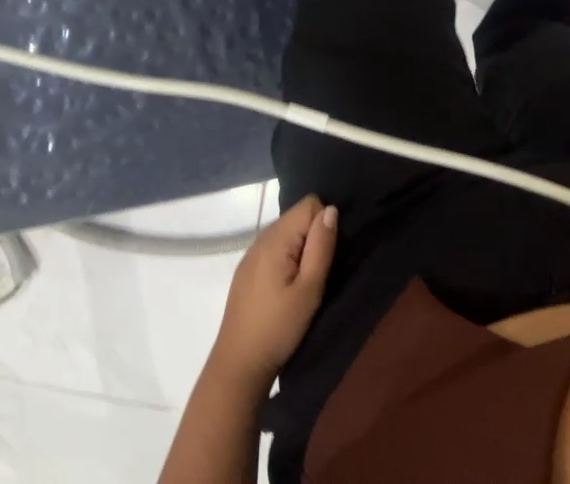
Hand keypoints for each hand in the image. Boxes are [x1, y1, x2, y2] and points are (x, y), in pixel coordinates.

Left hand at [210, 195, 338, 384]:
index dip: (324, 224)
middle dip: (314, 235)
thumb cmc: (279, 327)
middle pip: (296, 216)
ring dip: (301, 248)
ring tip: (306, 282)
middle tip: (320, 272)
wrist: (239, 365)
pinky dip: (287, 258)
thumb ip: (321, 246)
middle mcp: (260, 239)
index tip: (327, 254)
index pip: (309, 204)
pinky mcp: (247, 271)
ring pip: (286, 232)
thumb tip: (330, 209)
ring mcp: (250, 255)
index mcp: (275, 239)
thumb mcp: (310, 288)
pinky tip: (287, 287)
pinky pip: (274, 248)